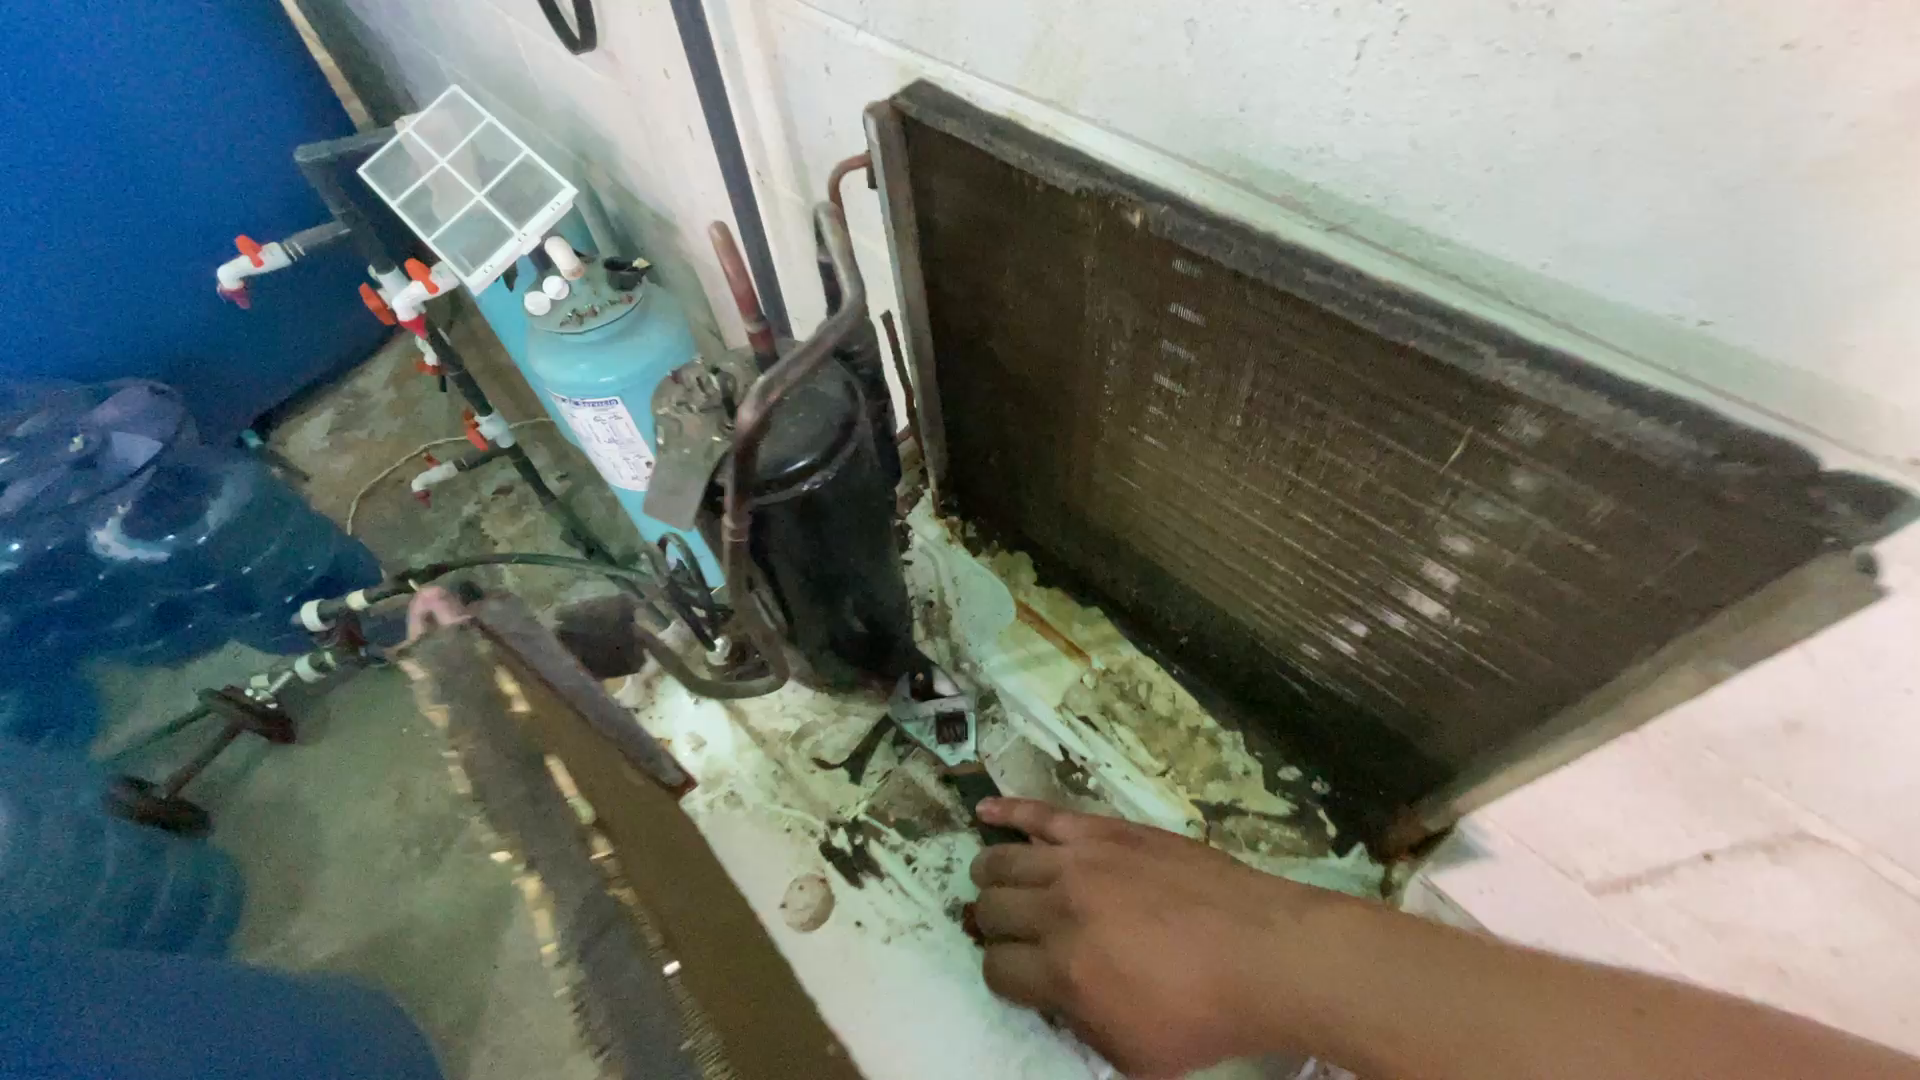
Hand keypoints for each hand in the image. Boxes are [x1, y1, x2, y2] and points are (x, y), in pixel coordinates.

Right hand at [969, 798, 1351, 1077]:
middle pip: (992, 908)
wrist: (1262, 949)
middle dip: (993, 926)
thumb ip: (1077, 1023)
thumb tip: (1048, 994)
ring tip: (994, 882)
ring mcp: (1079, 860)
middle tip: (1013, 933)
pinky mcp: (1102, 830)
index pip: (996, 968)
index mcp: (1064, 971)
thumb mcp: (1133, 1053)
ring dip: (991, 877)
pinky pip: (1040, 813)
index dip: (1004, 976)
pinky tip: (984, 812)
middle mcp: (1059, 909)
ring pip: (1004, 860)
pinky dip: (1006, 811)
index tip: (1021, 976)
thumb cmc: (1204, 1013)